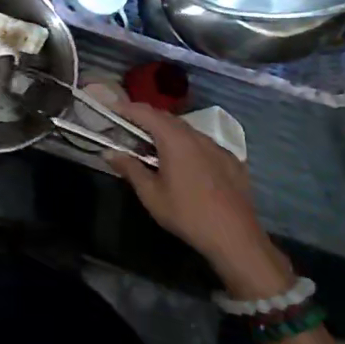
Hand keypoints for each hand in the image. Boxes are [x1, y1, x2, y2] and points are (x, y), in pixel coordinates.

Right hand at [104, 102, 289, 298]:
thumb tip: (110, 152)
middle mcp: (197, 136)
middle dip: (146, 119)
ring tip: (153, 146)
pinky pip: (204, 144)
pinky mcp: (231, 160)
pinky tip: (184, 164)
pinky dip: (187, 145)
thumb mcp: (151, 194)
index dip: (127, 108)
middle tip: (128, 128)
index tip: (111, 109)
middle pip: (167, 118)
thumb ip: (130, 169)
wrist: (234, 236)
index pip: (146, 113)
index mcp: (175, 139)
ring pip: (187, 130)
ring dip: (167, 133)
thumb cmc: (186, 214)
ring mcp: (217, 147)